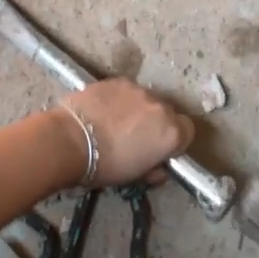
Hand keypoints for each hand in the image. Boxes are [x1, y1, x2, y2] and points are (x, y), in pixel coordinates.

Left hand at [57, 79, 193, 188]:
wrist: (71, 140)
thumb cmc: (105, 166)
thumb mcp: (135, 176)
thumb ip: (154, 169)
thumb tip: (158, 167)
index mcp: (171, 133)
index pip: (187, 132)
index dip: (174, 141)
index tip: (158, 150)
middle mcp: (161, 107)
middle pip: (166, 113)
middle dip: (155, 124)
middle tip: (134, 137)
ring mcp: (139, 90)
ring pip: (145, 100)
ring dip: (137, 110)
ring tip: (115, 123)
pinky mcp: (117, 80)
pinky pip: (125, 91)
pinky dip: (119, 100)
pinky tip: (103, 111)